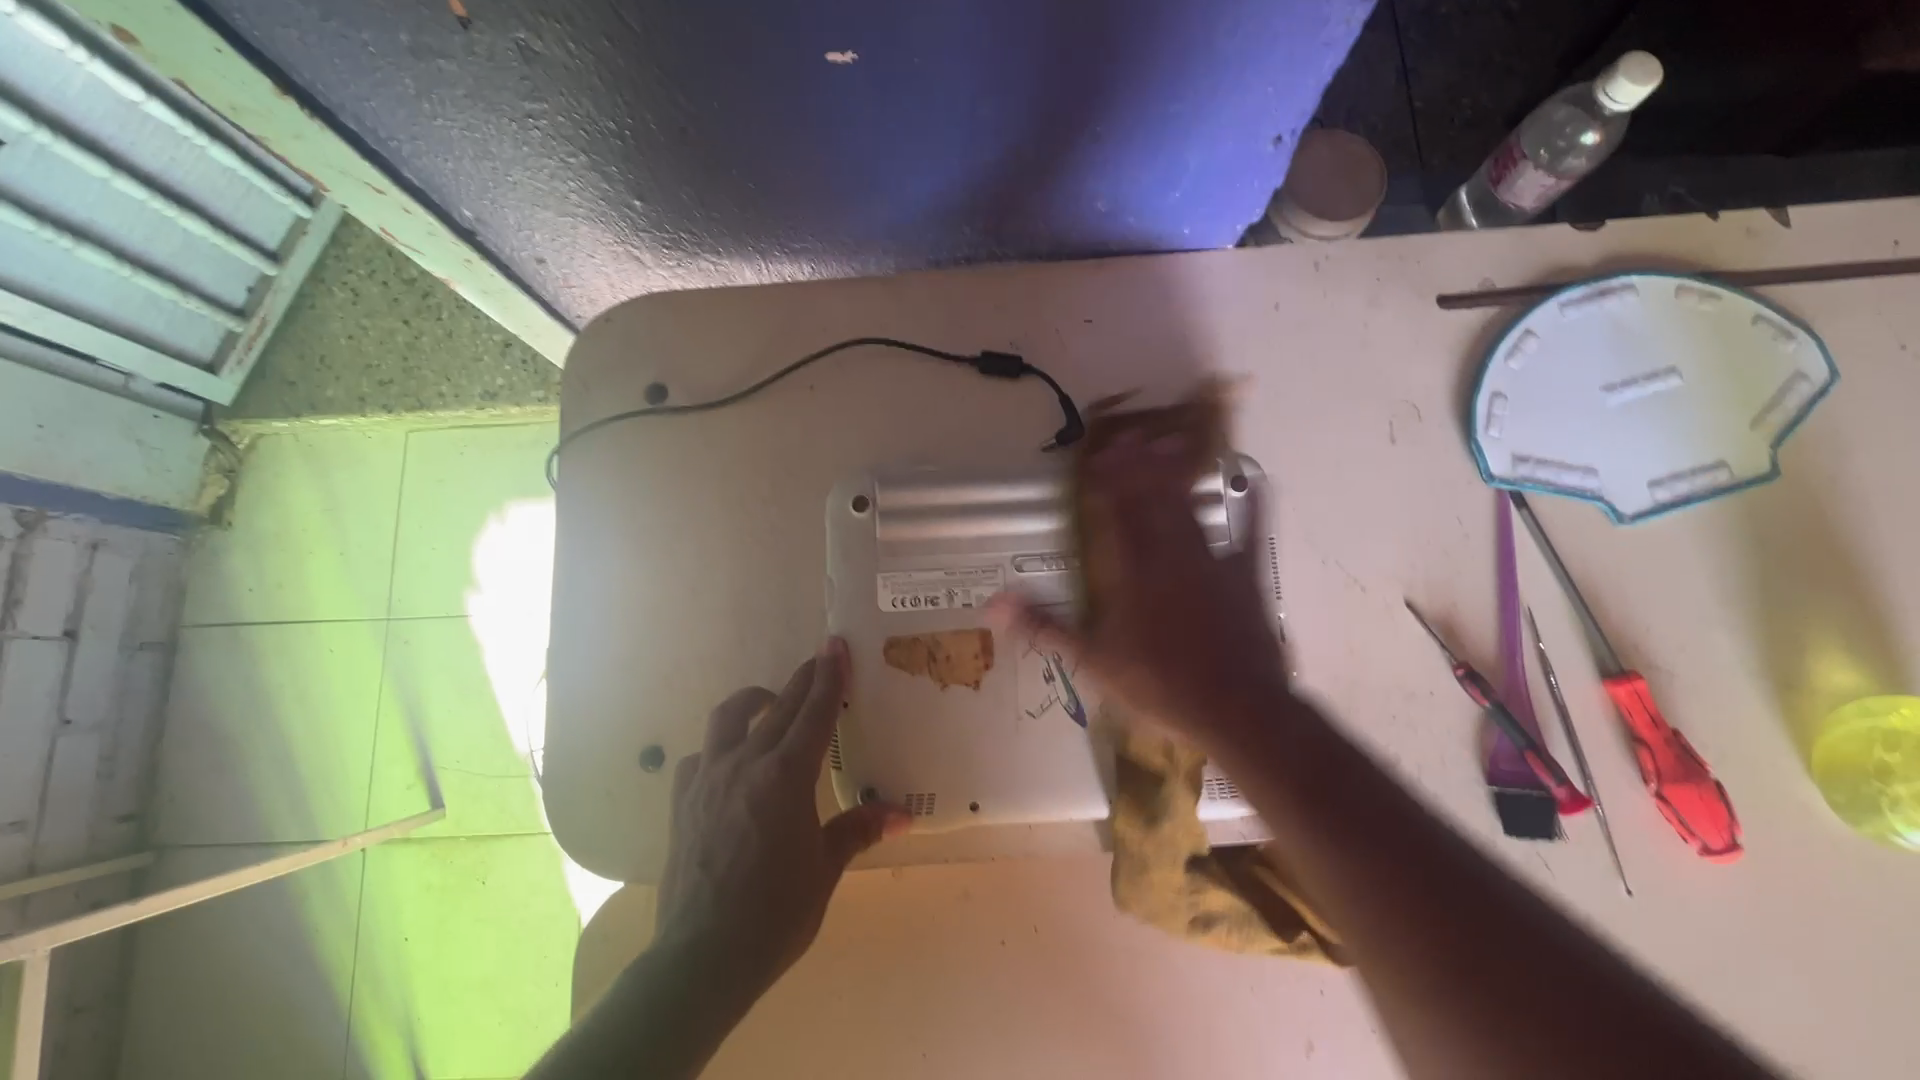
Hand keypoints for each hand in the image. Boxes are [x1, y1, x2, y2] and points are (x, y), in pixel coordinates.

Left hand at [655, 638, 910, 993]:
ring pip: (727, 720)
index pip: (813, 713)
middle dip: (801, 681)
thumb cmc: (775, 913)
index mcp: (786, 777)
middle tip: (819, 661)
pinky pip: (700, 757)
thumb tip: (901, 814)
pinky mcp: (681, 802)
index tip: (835, 646)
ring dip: (753, 702)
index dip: (828, 677)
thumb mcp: (825, 869)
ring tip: (768, 703)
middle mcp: (744, 764)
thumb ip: (858, 830)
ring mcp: (707, 780)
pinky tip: (728, 764)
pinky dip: (719, 748)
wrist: (703, 955)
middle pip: (777, 708)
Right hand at [990, 430, 1287, 747]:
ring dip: (1178, 474)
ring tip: (1170, 440)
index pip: (1111, 516)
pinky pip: (1249, 533)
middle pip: (1150, 501)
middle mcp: (1167, 556)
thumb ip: (1044, 626)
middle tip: (1130, 434)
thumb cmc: (1157, 685)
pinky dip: (1251, 507)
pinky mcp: (1246, 577)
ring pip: (1189, 507)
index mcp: (1128, 574)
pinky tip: (1254, 481)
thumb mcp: (1092, 660)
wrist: (1233, 706)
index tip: (1097, 455)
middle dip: (1138, 466)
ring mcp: (1210, 562)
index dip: (1104, 483)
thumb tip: (993, 603)